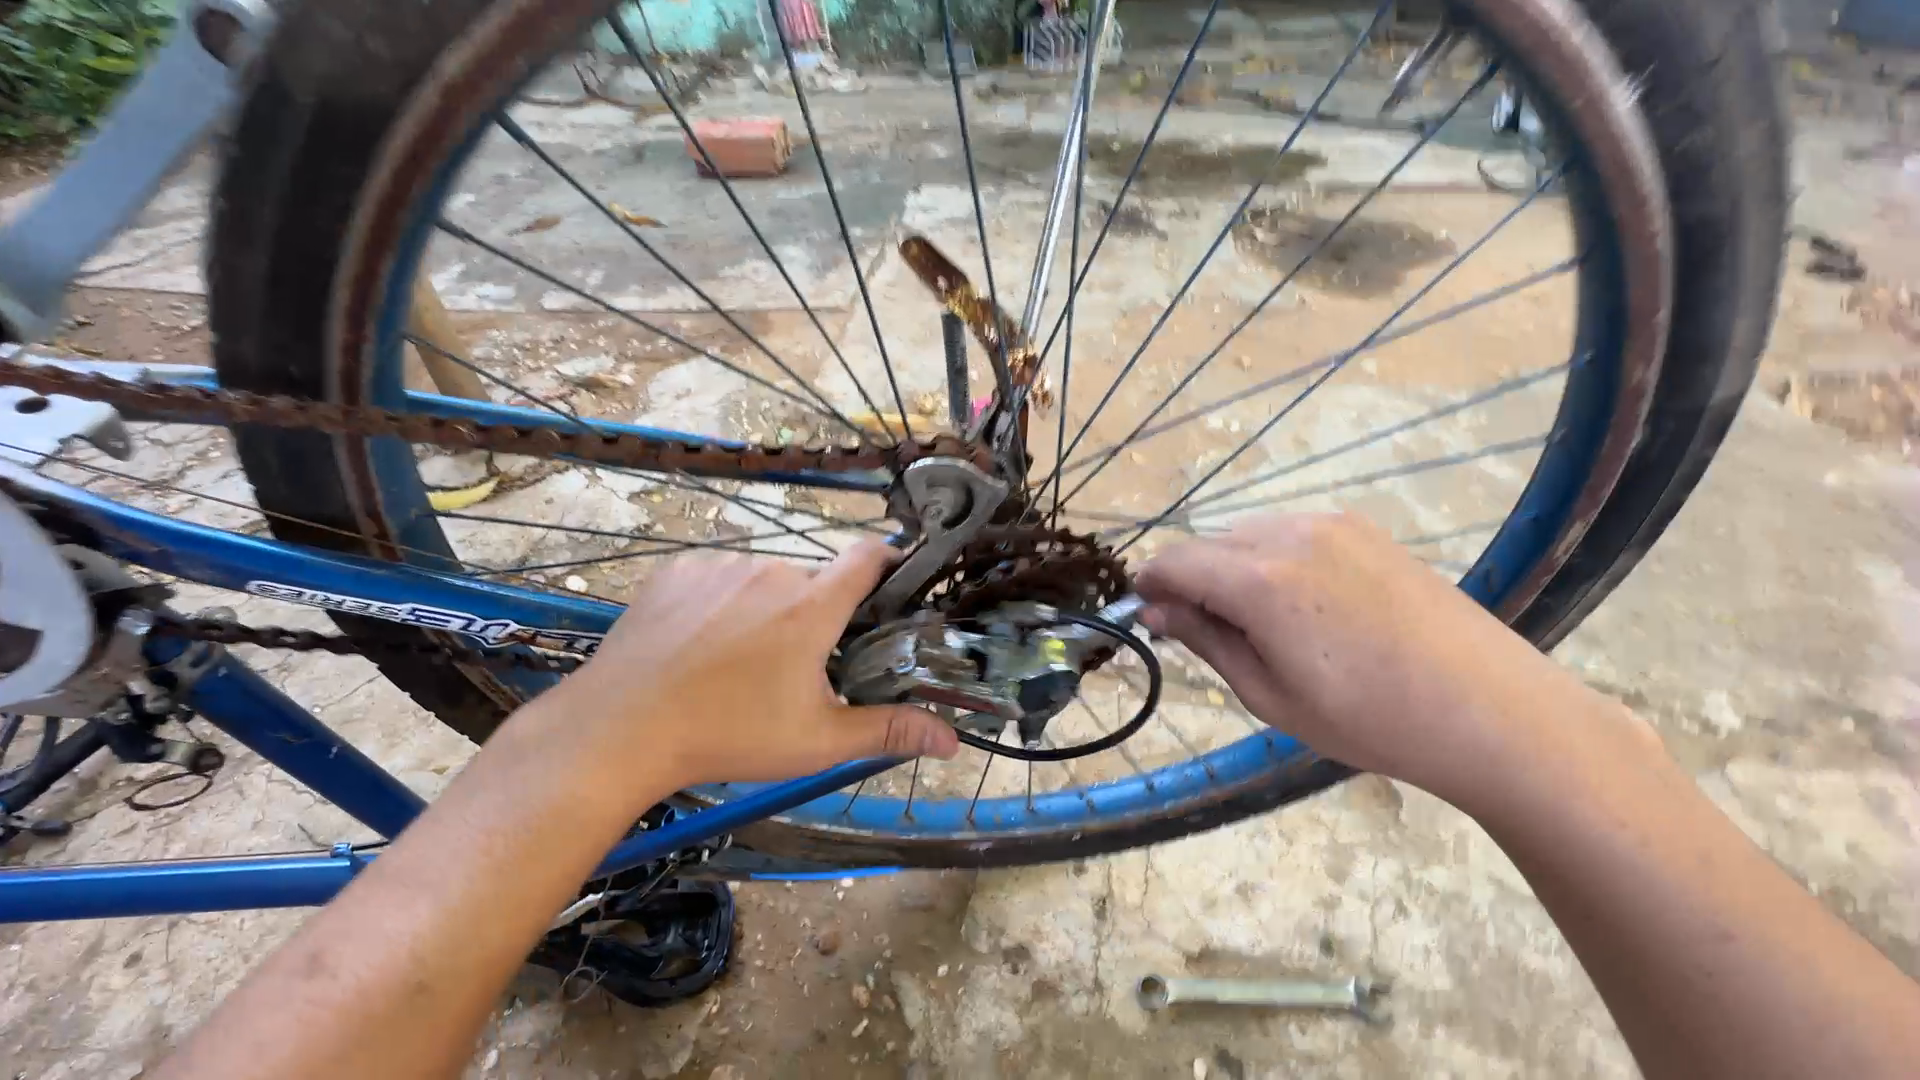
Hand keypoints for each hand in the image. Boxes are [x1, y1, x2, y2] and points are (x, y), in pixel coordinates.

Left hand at [538, 541, 958, 788]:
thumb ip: (888, 731)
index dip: (886, 563)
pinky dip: (721, 601)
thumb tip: (952, 742)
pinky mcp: (676, 571)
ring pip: (763, 579)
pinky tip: (699, 644)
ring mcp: (718, 566)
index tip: (890, 586)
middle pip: (812, 579)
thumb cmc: (730, 735)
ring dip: (767, 607)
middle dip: (816, 612)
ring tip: (741, 660)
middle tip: (799, 664)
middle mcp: (770, 570)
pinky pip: (717, 577)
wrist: (621, 729)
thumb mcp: (817, 740)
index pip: (867, 556)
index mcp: (812, 605)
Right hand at [1134, 511, 1644, 799]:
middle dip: (1192, 581)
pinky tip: (1305, 604)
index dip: (1150, 587)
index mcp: (1259, 580)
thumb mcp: (1270, 695)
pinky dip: (1272, 559)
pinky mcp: (1363, 527)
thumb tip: (1157, 611)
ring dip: (1231, 568)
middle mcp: (1289, 532)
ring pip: (1247, 534)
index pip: (1173, 562)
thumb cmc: (1370, 720)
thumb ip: (1206, 641)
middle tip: (1209, 635)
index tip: (1152, 619)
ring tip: (1263, 624)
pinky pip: (1289, 532)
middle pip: (1208, 544)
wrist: (1491, 710)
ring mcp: (1332, 523)